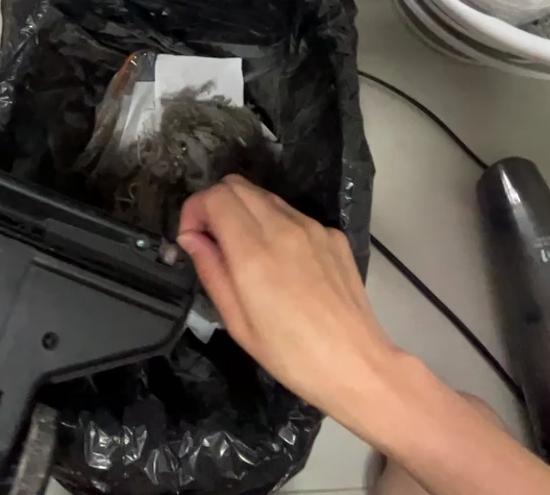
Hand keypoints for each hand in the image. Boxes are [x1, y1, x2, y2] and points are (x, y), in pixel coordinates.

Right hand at [176, 176, 411, 424]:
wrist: (357, 365)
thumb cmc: (290, 355)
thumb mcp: (237, 322)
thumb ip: (211, 270)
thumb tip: (191, 237)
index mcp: (254, 252)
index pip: (215, 197)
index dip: (195, 210)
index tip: (192, 237)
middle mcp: (283, 227)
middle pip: (236, 185)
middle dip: (216, 204)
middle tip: (213, 240)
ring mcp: (312, 227)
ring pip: (264, 195)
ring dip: (245, 211)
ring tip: (246, 252)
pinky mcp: (332, 234)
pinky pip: (293, 214)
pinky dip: (276, 225)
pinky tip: (284, 263)